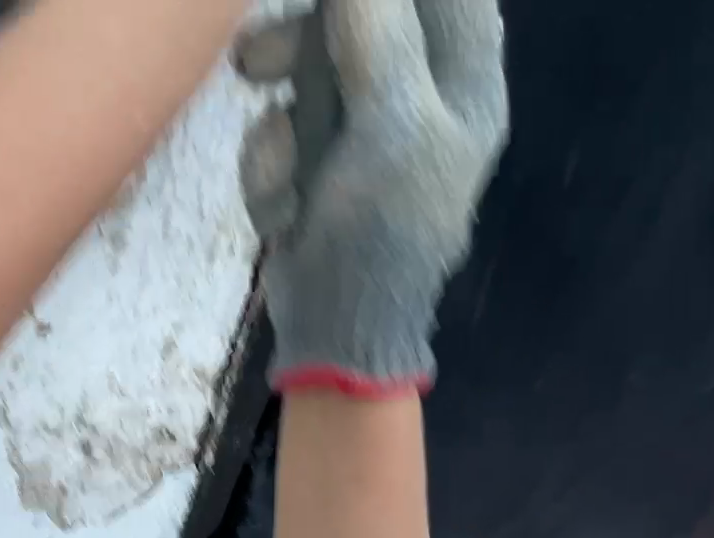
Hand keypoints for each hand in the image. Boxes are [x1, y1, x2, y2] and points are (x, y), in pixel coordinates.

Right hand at [236, 0, 508, 396]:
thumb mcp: (393, 127)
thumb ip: (378, 35)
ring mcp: (355, 135)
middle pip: (355, 23)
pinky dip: (269, 175)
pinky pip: (276, 139)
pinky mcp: (309, 170)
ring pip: (302, 83)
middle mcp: (411, 95)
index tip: (326, 3)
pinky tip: (281, 215)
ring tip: (275, 179)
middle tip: (253, 61)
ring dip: (278, 131)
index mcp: (460, 77)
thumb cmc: (384, 231)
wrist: (336, 328)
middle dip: (302, 46)